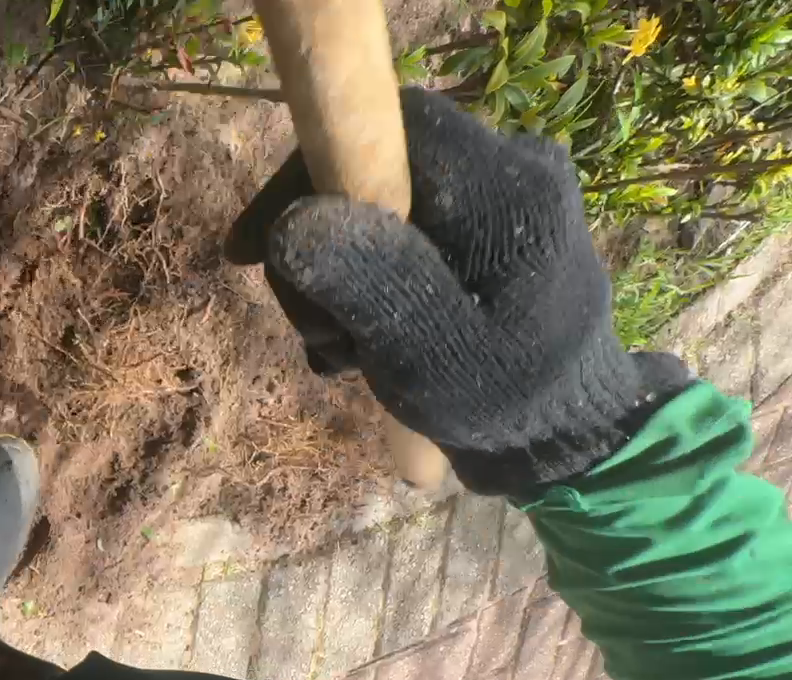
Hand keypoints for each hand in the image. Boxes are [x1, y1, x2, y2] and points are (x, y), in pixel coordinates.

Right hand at [226, 88, 692, 495]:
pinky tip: (354, 346)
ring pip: (352, 218)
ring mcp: (479, 200)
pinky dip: (343, 298)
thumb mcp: (428, 352)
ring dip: (322, 292)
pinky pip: (372, 242)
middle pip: (357, 179)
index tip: (246, 254)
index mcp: (503, 188)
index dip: (299, 180)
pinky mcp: (460, 231)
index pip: (385, 131)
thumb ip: (371, 282)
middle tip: (319, 336)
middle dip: (311, 261)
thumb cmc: (500, 393)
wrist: (554, 425)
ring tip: (344, 353)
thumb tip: (288, 223)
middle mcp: (499, 171)